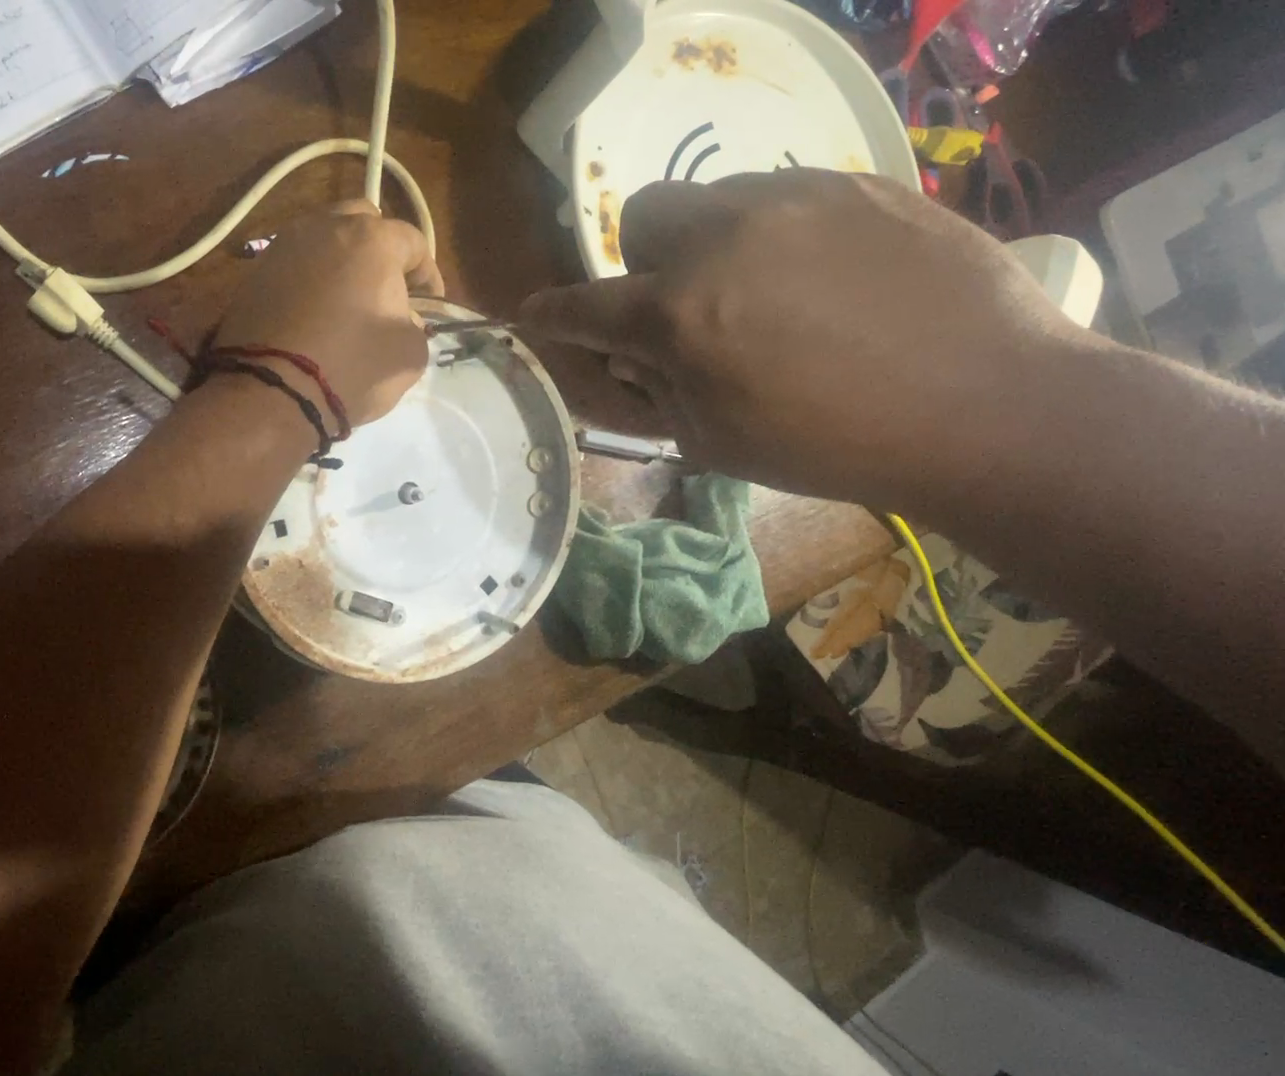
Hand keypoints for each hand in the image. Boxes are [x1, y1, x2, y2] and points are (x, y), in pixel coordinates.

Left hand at [213, 201, 442, 426]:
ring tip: (345, 302)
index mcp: (371, 239)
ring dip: (339, 262)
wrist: (270, 393)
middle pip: (362, 223)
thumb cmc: (350, 368)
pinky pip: (292, 267)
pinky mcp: (253, 274)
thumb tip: (400, 320)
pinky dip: (307, 282)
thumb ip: (414, 326)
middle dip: (380, 251)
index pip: (414, 242)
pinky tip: (310, 315)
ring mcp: (282, 247)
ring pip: (322, 240)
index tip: (429, 307)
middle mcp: (324, 227)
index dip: (428, 275)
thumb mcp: (409, 356)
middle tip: (385, 291)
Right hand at [518, 169, 1094, 509]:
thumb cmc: (831, 445)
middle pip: (642, 215)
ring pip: (714, 198)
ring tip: (765, 294)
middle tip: (682, 305)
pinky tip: (824, 280)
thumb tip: (613, 357)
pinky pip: (784, 196)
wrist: (988, 406)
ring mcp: (796, 198)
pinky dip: (776, 235)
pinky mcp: (859, 184)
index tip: (534, 316)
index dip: (550, 314)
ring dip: (711, 244)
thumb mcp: (709, 442)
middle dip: (644, 261)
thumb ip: (645, 392)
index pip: (583, 306)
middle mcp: (724, 236)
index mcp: (679, 313)